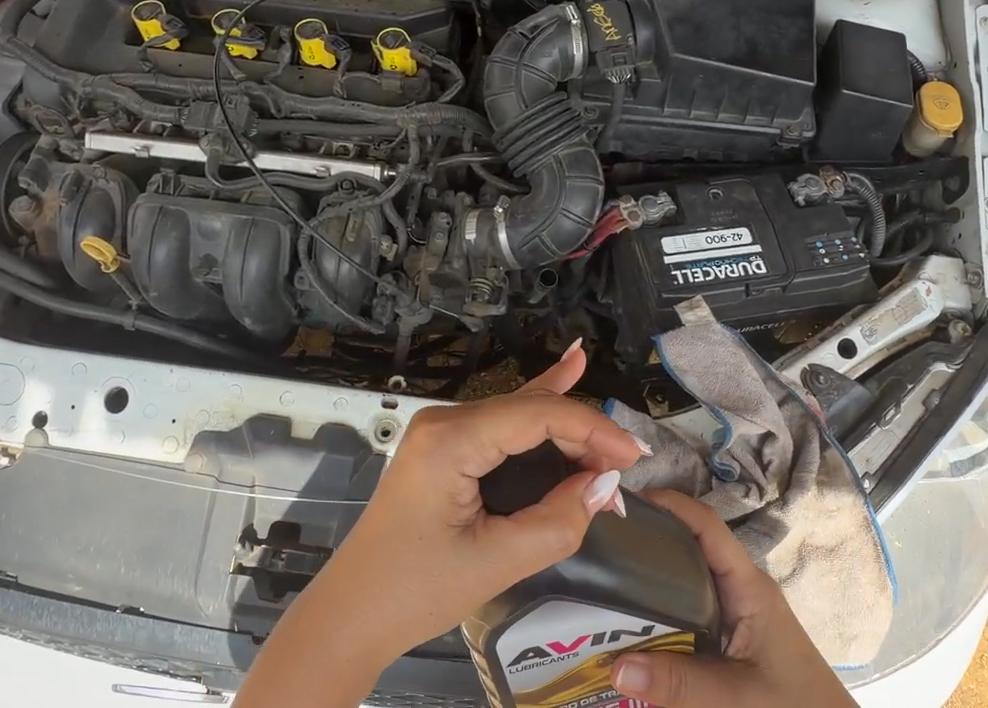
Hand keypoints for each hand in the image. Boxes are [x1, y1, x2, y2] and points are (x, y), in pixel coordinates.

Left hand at [234, 342, 645, 707]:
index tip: (636, 459)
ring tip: (612, 436)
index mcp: (450, 439)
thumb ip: (557, 522)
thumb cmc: (415, 590)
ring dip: (566, 429)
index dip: (592, 430)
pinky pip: (501, 426)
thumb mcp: (495, 563)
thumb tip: (605, 485)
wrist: (352, 613)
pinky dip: (538, 417)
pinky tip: (566, 373)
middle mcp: (444, 420)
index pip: (537, 415)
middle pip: (530, 409)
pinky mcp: (444, 448)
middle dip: (582, 432)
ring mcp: (441, 431)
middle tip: (629, 464)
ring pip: (519, 414)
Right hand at [611, 490, 857, 707]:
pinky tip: (631, 623)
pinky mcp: (731, 638)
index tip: (625, 499)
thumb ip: (680, 683)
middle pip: (690, 547)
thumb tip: (613, 666)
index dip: (670, 503)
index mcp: (748, 586)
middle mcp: (741, 589)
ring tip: (603, 576)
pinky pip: (689, 611)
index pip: (706, 525)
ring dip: (651, 577)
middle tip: (601, 541)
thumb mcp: (737, 698)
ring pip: (687, 580)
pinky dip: (660, 611)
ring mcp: (736, 613)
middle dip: (648, 538)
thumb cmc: (794, 707)